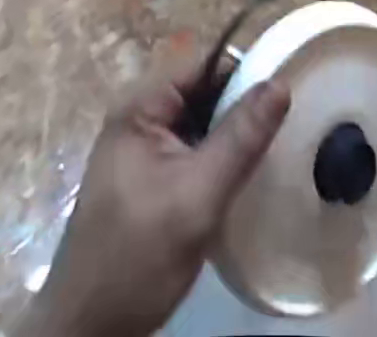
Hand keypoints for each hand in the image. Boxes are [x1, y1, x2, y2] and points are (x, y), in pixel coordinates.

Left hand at [19, 46, 290, 336]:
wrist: (90, 322)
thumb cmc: (140, 253)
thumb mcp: (198, 194)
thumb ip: (240, 138)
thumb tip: (278, 84)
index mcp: (139, 106)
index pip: (198, 65)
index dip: (240, 71)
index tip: (284, 93)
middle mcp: (137, 117)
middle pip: (198, 92)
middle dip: (238, 105)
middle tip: (286, 126)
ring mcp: (140, 148)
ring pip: (197, 123)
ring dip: (230, 134)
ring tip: (274, 150)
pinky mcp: (148, 177)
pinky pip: (189, 150)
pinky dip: (216, 157)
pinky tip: (244, 177)